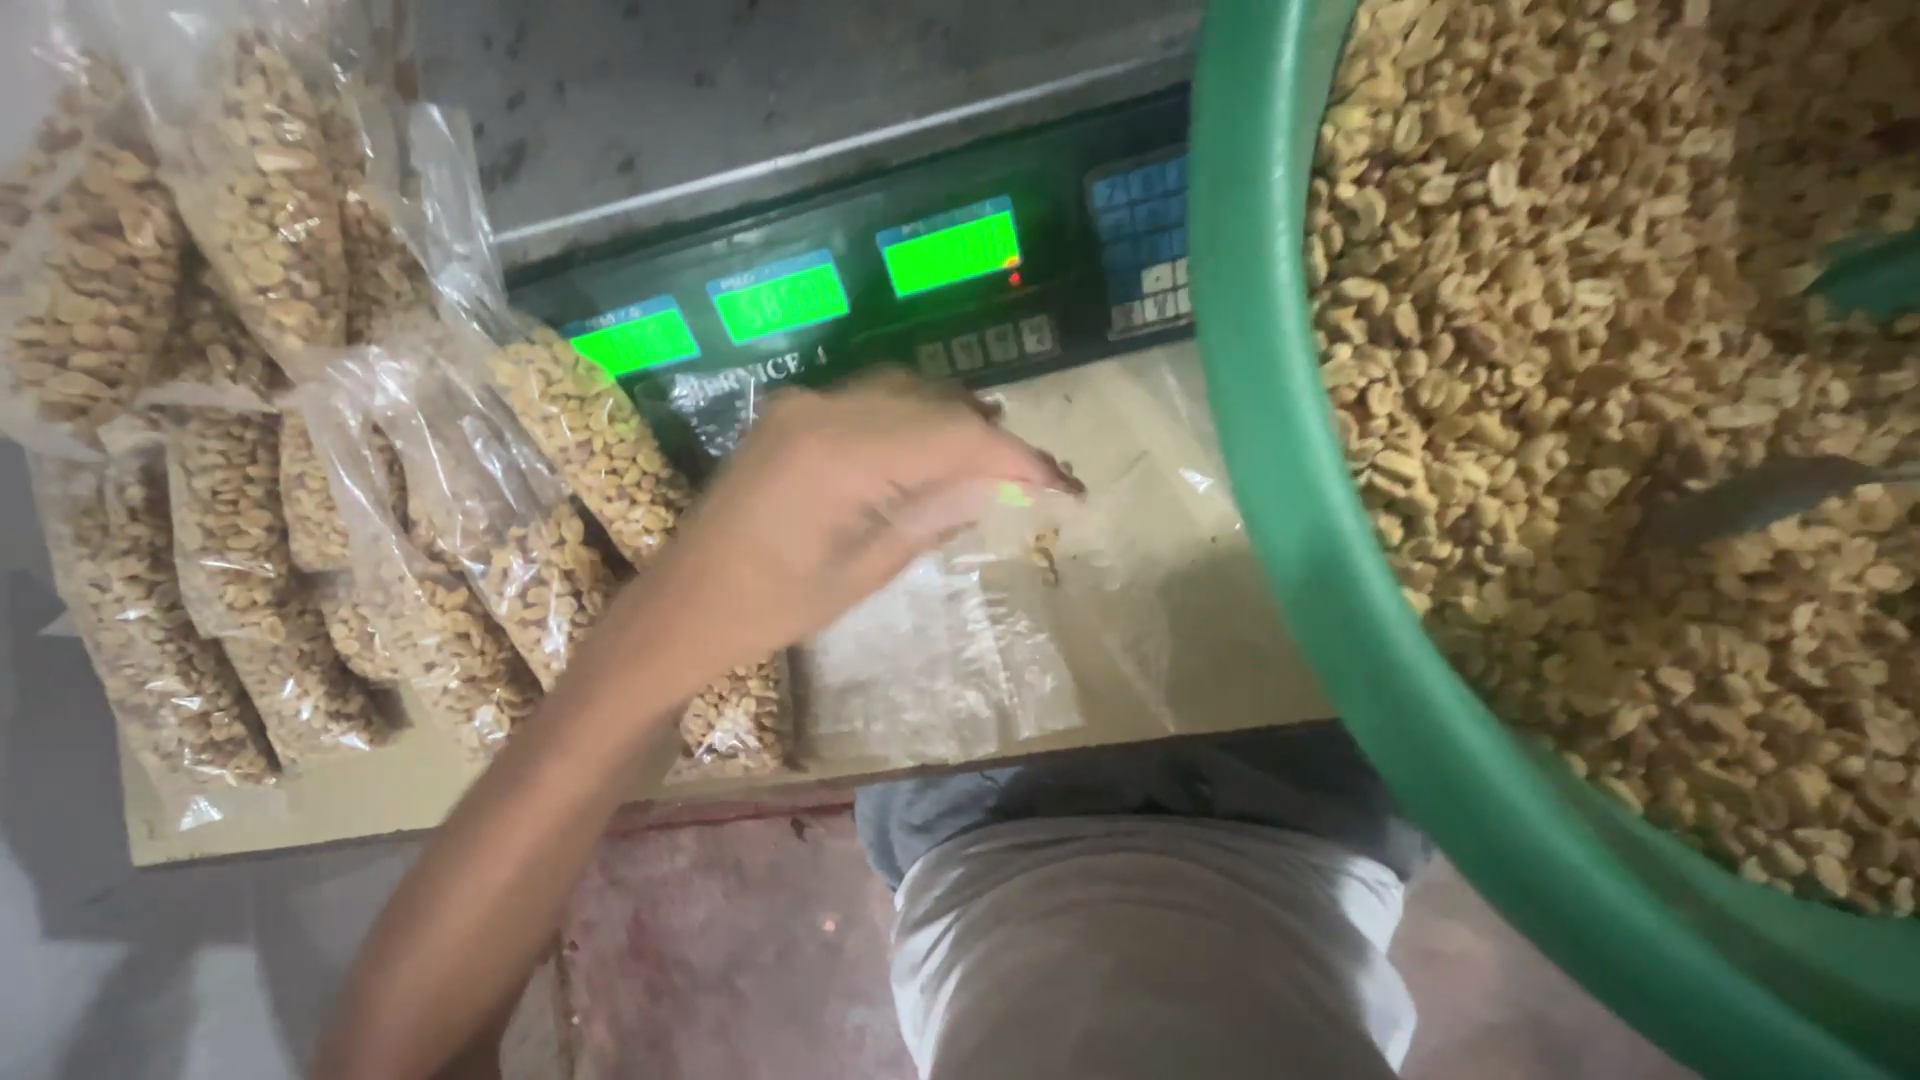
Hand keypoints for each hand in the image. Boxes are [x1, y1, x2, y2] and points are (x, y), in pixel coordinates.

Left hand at [606, 370, 1079, 674]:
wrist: (684, 604)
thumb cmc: (772, 607)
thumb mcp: (865, 570)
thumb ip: (934, 513)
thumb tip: (1000, 483)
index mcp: (840, 455)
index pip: (954, 435)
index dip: (1017, 458)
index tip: (1064, 485)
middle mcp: (823, 409)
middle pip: (936, 403)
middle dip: (993, 437)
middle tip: (1037, 480)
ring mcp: (803, 403)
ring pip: (907, 392)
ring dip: (956, 422)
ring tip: (996, 466)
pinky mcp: (792, 412)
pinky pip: (873, 400)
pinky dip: (915, 420)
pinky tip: (936, 453)